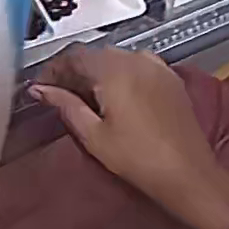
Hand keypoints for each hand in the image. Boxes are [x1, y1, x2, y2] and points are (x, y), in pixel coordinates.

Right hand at [30, 44, 228, 228]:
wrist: (187, 173)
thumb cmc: (138, 158)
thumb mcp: (92, 134)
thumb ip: (65, 105)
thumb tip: (41, 90)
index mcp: (114, 71)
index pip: (74, 56)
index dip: (53, 69)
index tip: (41, 86)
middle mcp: (137, 61)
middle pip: (95, 54)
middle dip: (73, 70)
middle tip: (56, 93)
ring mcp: (157, 68)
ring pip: (116, 58)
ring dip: (96, 71)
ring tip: (83, 96)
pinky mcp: (170, 79)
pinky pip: (137, 65)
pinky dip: (119, 74)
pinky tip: (113, 95)